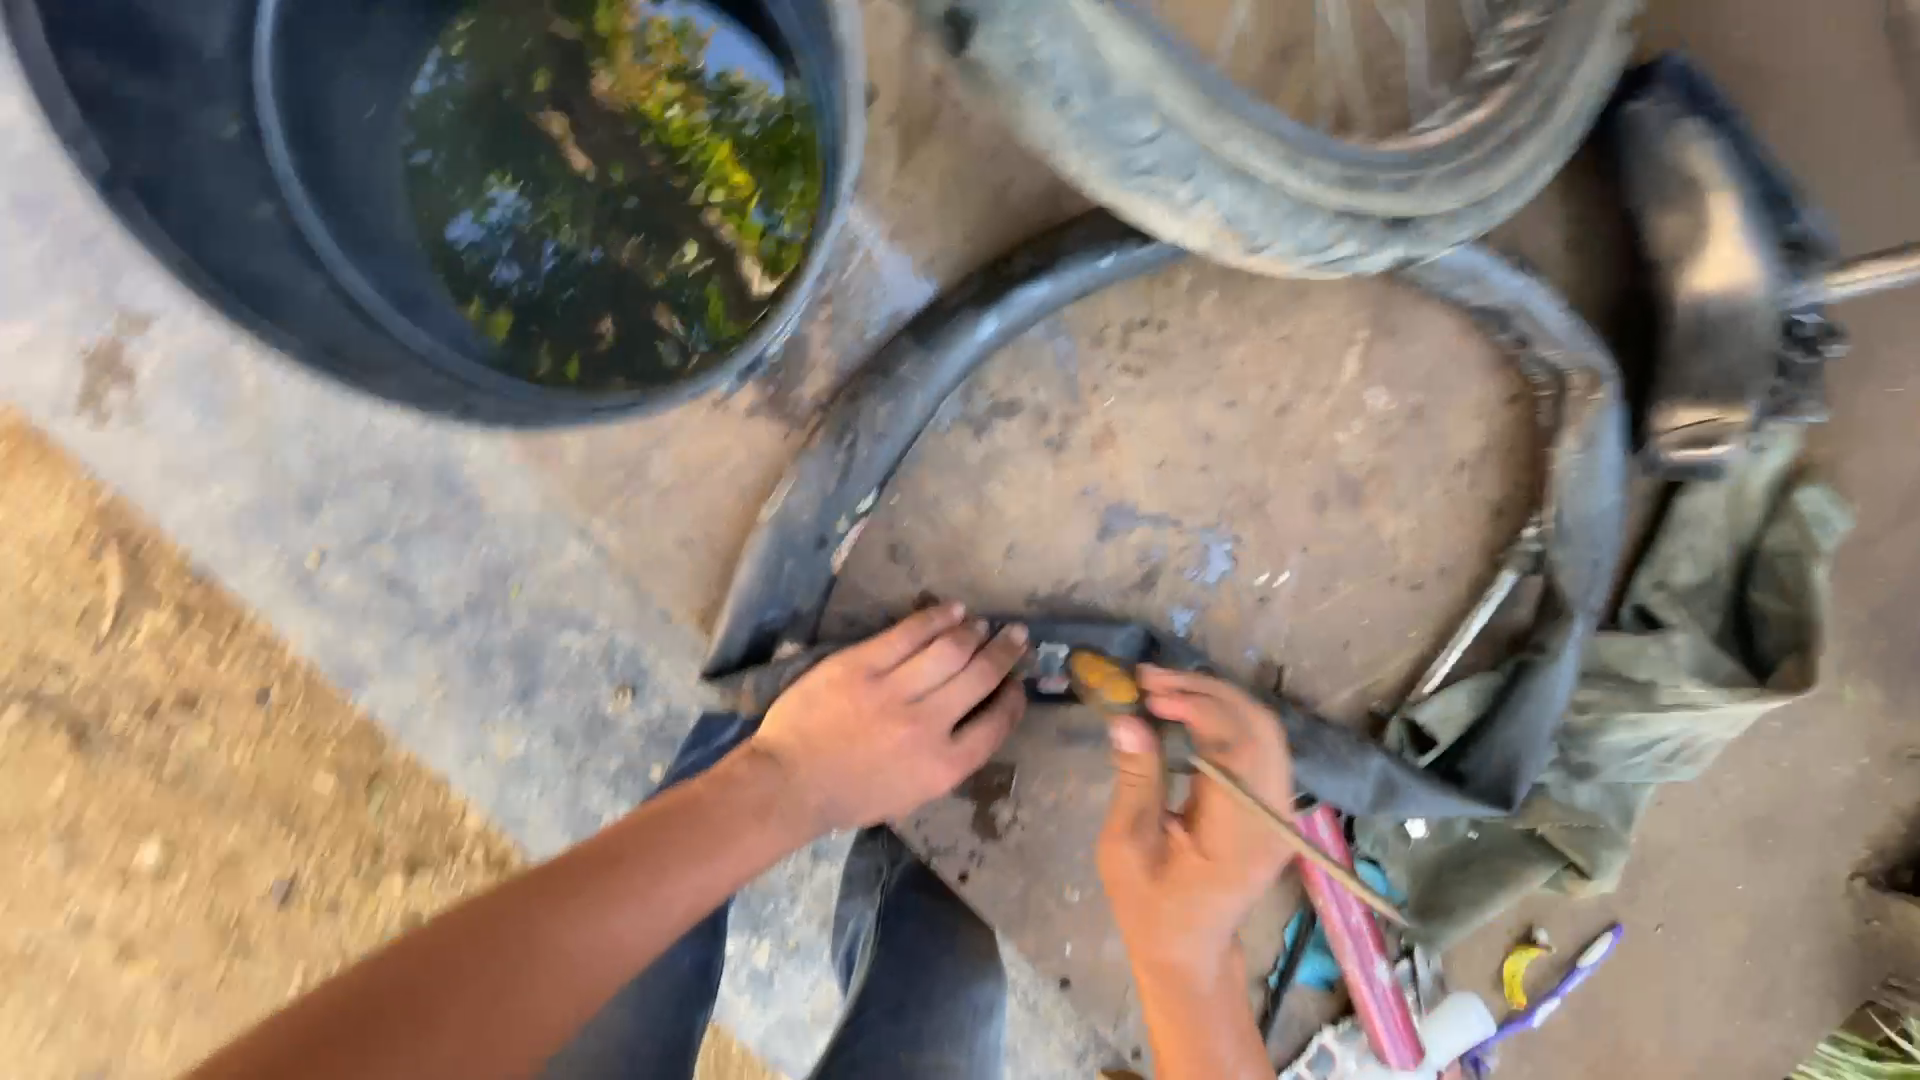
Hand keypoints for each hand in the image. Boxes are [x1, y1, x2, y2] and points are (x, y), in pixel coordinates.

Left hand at [748, 604, 1028, 831]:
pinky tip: (952, 610)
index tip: (1016, 683)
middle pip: (979, 676)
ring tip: (982, 623)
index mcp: (943, 767)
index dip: (1013, 698)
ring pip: (949, 649)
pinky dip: (937, 617)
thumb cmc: (851, 795)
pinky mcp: (862, 664)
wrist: (789, 783)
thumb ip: (948, 758)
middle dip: (1005, 652)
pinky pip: (909, 633)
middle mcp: (927, 726)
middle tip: (1017, 635)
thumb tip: (974, 718)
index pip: (997, 723)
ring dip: (973, 632)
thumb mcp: (913, 794)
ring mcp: (893, 691)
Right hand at [1097, 666, 1295, 988]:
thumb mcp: (1126, 845)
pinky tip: (1182, 706)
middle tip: (1148, 678)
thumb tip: (1127, 718)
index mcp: (1240, 835)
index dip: (1196, 708)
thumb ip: (1135, 778)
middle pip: (1259, 727)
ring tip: (1159, 686)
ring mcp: (1279, 808)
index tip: (1148, 693)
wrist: (1187, 947)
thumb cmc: (1149, 905)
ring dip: (1213, 697)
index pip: (1238, 748)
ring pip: (1262, 727)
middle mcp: (1274, 816)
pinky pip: (1256, 741)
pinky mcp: (1271, 801)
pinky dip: (1221, 714)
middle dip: (1204, 690)